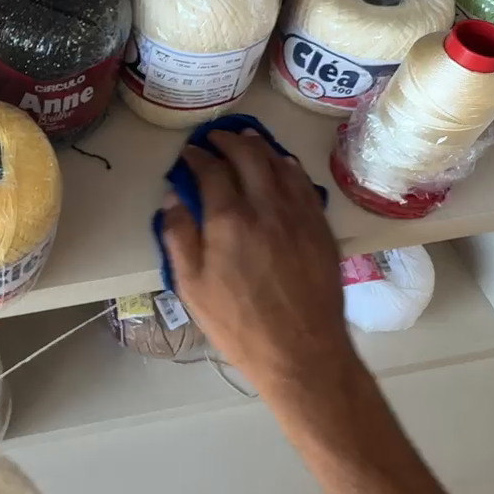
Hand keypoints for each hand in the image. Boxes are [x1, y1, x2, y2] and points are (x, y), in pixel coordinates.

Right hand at [159, 129, 355, 392]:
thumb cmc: (238, 323)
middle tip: (214, 139)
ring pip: (280, 164)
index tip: (188, 154)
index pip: (211, 170)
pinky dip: (289, 167)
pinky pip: (305, 184)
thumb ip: (178, 236)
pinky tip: (282, 165)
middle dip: (228, 141)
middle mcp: (266, 208)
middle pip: (249, 156)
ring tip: (246, 139)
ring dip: (260, 147)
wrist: (302, 354)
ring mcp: (299, 216)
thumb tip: (172, 197)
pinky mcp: (321, 229)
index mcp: (230, 220)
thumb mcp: (191, 285)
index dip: (197, 157)